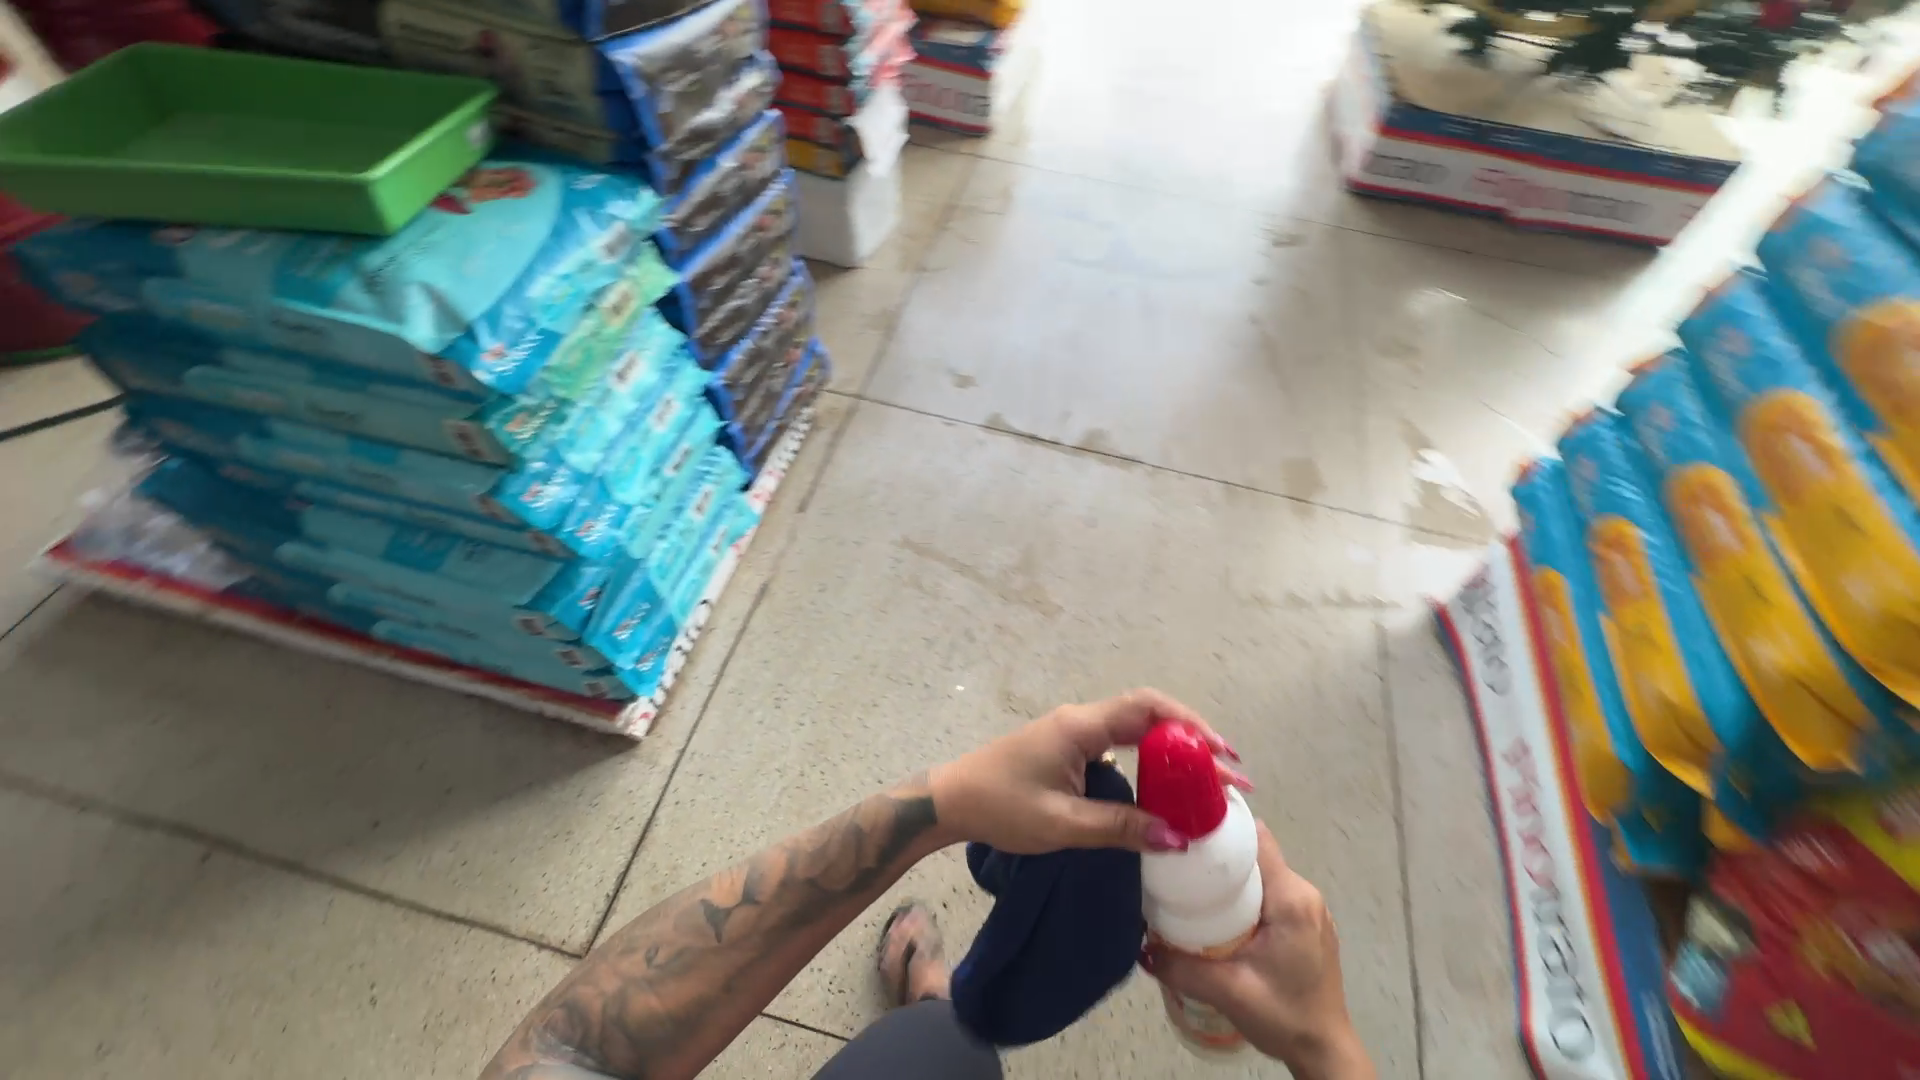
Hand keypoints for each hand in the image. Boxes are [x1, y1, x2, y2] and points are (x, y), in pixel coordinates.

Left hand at [928, 688, 1248, 854]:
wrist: (952, 799)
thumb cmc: (1002, 808)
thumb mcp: (1063, 824)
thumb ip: (1121, 827)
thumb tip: (1180, 837)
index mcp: (1081, 726)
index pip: (1148, 709)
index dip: (1191, 726)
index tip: (1224, 754)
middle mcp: (1081, 719)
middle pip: (1148, 716)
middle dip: (1192, 741)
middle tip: (1231, 775)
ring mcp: (1074, 731)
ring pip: (1135, 728)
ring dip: (1173, 750)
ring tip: (1209, 781)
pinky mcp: (1069, 745)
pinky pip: (1120, 742)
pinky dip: (1149, 758)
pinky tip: (1167, 784)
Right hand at [1139, 822, 1373, 1079]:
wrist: (1325, 1054)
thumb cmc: (1285, 1016)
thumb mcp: (1228, 992)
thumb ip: (1181, 968)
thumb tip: (1141, 947)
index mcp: (1291, 898)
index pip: (1257, 838)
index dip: (1222, 828)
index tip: (1187, 830)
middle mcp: (1305, 894)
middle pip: (1255, 855)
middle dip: (1218, 857)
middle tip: (1179, 866)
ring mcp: (1309, 909)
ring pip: (1261, 874)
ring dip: (1230, 878)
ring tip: (1193, 891)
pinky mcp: (1306, 924)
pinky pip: (1270, 892)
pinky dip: (1244, 895)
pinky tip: (1219, 915)